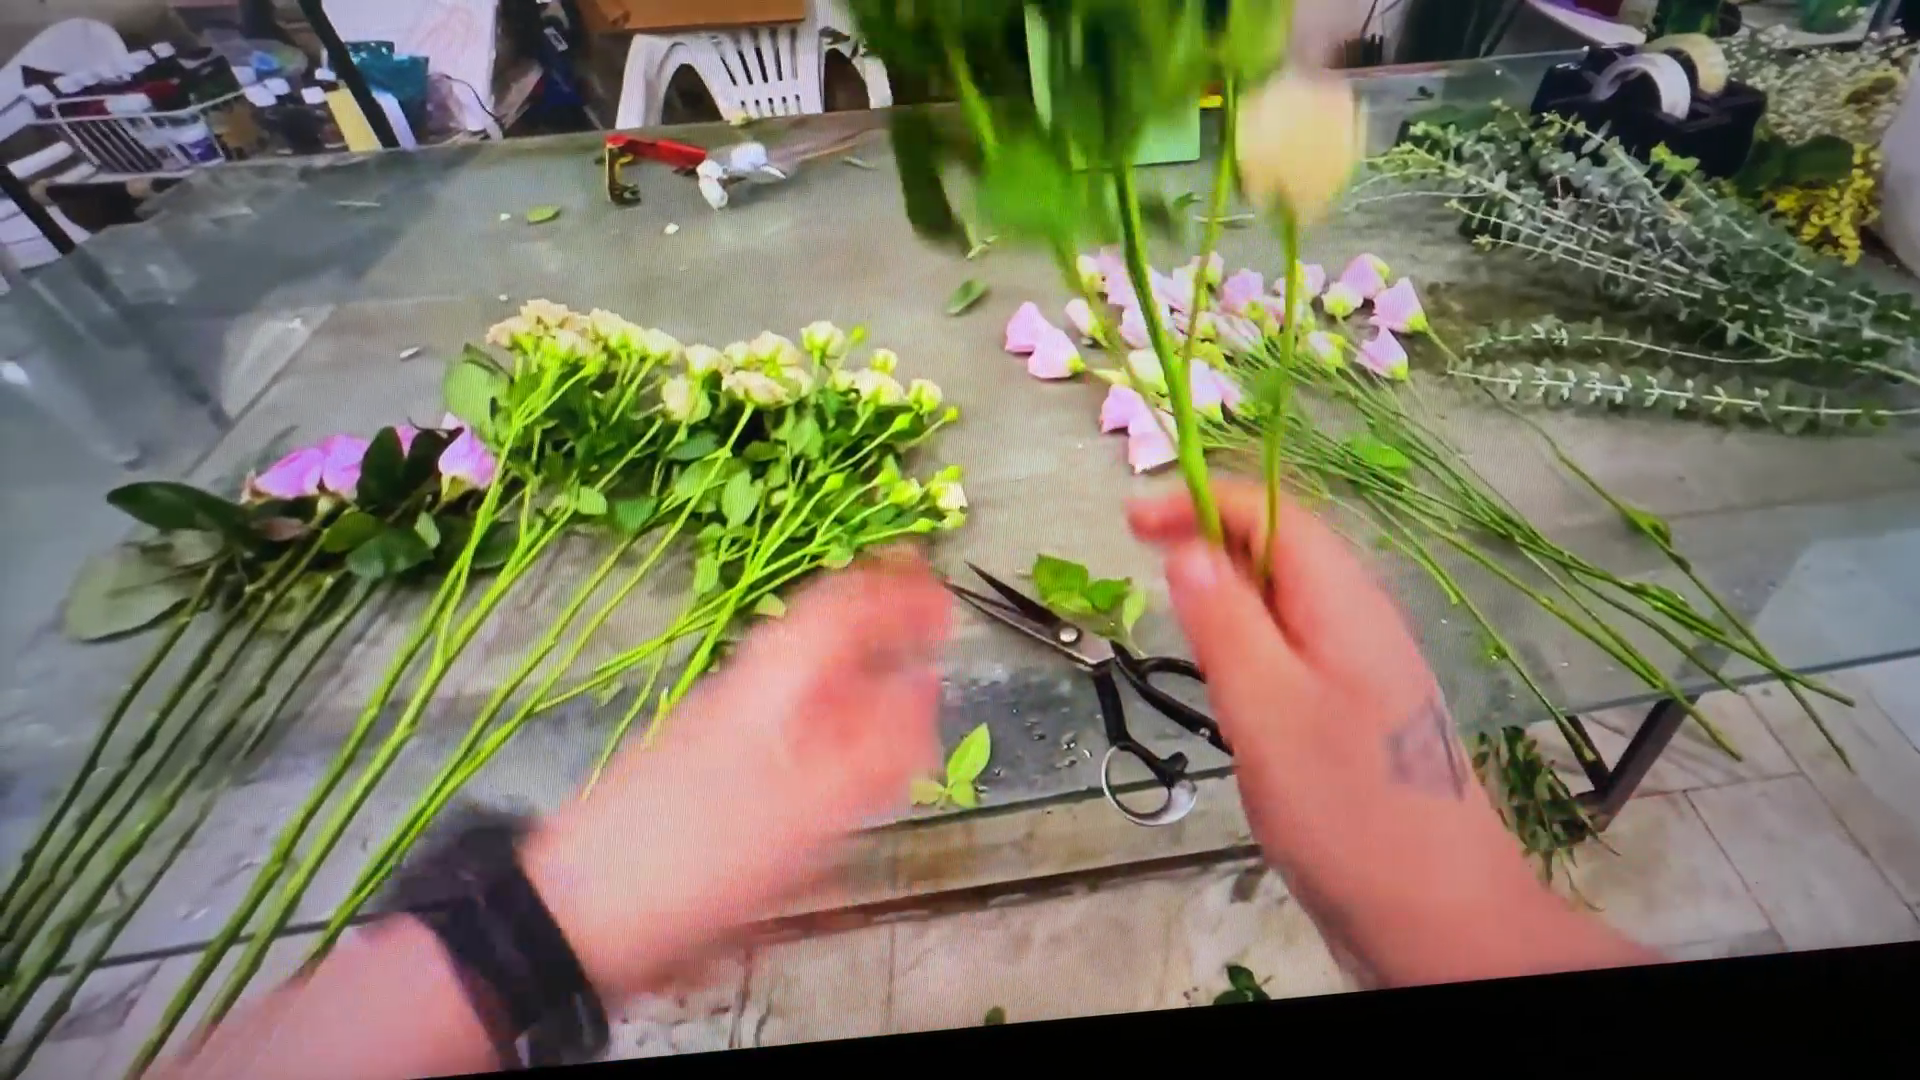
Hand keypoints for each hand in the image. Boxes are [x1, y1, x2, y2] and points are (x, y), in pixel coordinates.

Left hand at [523, 552, 951, 999]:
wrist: (578, 903)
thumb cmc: (700, 853)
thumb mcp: (809, 808)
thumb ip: (879, 746)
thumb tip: (926, 685)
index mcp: (779, 679)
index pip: (846, 606)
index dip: (899, 594)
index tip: (942, 601)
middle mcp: (754, 683)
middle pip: (825, 627)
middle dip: (880, 617)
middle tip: (928, 621)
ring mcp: (730, 716)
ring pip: (806, 666)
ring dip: (857, 657)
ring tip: (897, 674)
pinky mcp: (715, 752)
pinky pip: (788, 706)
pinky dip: (830, 702)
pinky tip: (839, 734)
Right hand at [1129, 480, 1643, 983]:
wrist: (1439, 920)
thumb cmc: (1346, 809)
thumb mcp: (1266, 707)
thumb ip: (1224, 621)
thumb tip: (1185, 549)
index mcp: (1342, 604)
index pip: (1271, 514)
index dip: (1200, 501)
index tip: (1132, 519)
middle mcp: (1355, 621)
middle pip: (1277, 549)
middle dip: (1207, 539)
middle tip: (1144, 562)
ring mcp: (1356, 665)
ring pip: (1281, 600)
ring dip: (1223, 590)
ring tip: (1176, 618)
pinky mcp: (1348, 706)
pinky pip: (1288, 645)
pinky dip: (1243, 637)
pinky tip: (1224, 676)